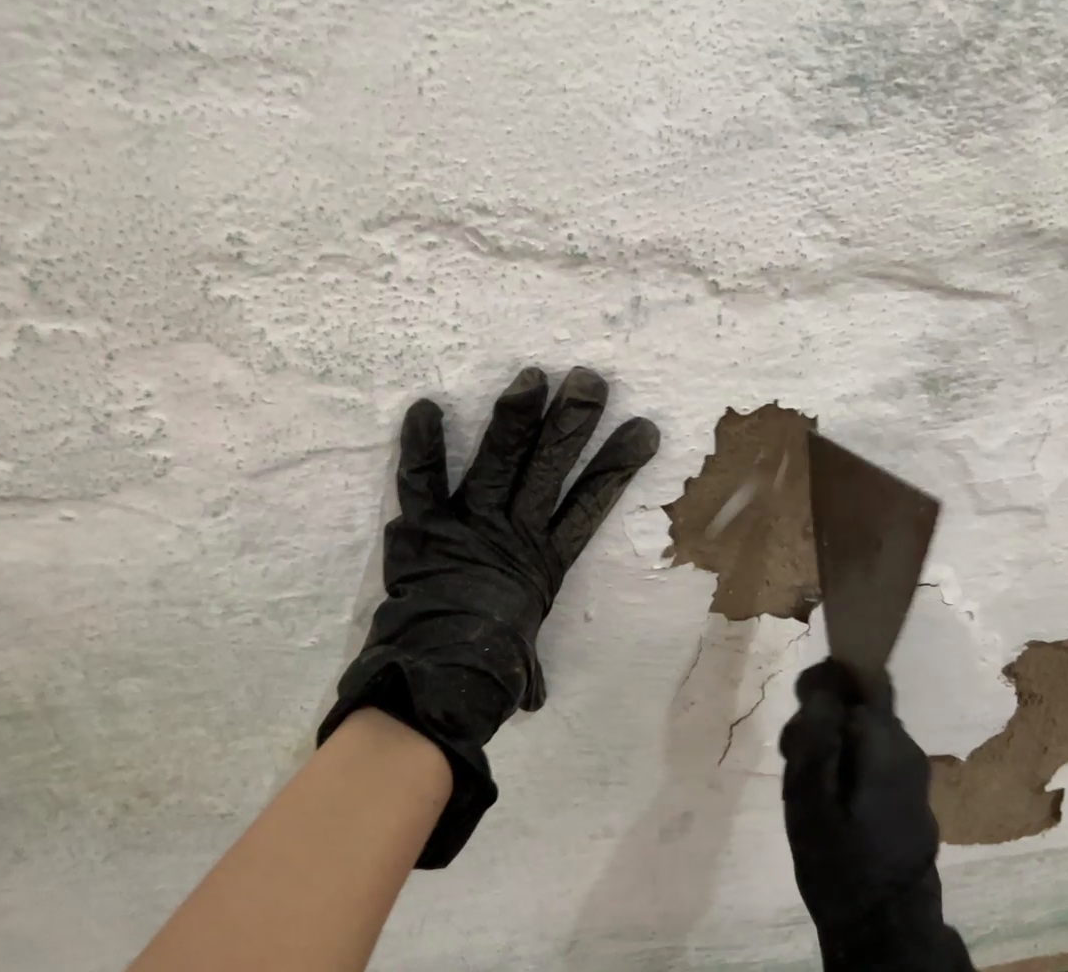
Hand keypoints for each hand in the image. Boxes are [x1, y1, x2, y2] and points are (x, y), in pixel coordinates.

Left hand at [318, 366, 658, 867]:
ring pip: (498, 461)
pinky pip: (422, 480)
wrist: (439, 679)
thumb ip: (528, 651)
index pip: (591, 503)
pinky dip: (422, 447)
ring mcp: (470, 524)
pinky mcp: (425, 526)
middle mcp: (514, 531)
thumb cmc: (490, 670)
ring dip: (515, 419)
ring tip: (531, 377)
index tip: (645, 429)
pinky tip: (425, 406)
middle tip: (590, 381)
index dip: (618, 466)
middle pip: (550, 468)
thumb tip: (531, 690)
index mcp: (545, 560)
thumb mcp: (523, 655)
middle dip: (571, 423)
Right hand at [780, 659, 973, 970]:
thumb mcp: (810, 796)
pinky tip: (828, 800)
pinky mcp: (908, 794)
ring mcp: (913, 772)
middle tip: (794, 757)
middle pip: (860, 704)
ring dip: (832, 744)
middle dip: (823, 719)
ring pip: (864, 732)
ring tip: (807, 785)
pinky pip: (872, 757)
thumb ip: (815, 734)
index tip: (799, 719)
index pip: (859, 678)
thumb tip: (825, 680)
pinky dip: (847, 764)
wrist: (885, 926)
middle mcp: (908, 748)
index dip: (823, 688)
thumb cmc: (841, 860)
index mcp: (887, 742)